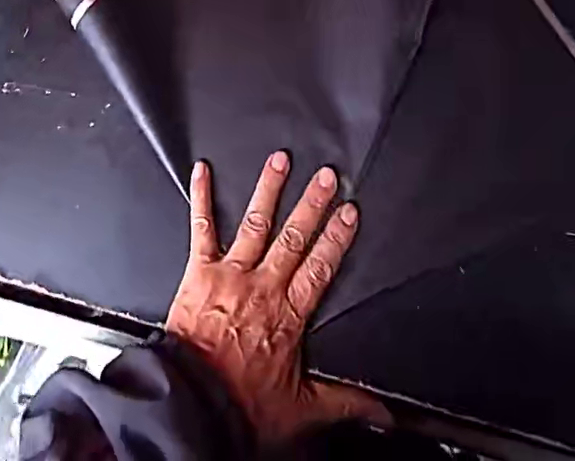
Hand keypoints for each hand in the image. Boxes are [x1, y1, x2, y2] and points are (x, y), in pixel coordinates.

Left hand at [166, 151, 388, 444]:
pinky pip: (201, 228)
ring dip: (269, 189)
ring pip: (255, 223)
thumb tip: (383, 413)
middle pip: (294, 237)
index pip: (320, 267)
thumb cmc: (240, 405)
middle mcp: (262, 286)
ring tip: (281, 160)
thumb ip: (345, 401)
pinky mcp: (199, 271)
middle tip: (327, 175)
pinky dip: (201, 197)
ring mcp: (230, 274)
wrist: (191, 406)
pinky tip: (202, 170)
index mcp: (287, 314)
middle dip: (312, 203)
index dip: (337, 238)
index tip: (349, 211)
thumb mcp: (301, 409)